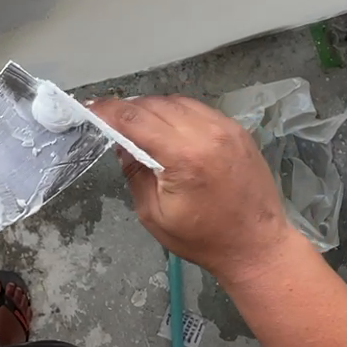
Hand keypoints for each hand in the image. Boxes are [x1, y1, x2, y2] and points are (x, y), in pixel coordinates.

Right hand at [90, 96, 308, 284]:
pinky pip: (198, 109)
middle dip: (128, 109)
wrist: (256, 245)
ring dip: (152, 108)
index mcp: (184, 156)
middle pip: (155, 105)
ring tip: (136, 124)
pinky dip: (176, 112)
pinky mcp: (237, 130)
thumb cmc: (203, 239)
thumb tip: (122, 145)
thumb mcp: (154, 214)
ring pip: (177, 101)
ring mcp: (226, 128)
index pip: (136, 120)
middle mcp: (207, 133)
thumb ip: (135, 174)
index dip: (108, 110)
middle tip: (108, 119)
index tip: (89, 108)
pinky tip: (167, 128)